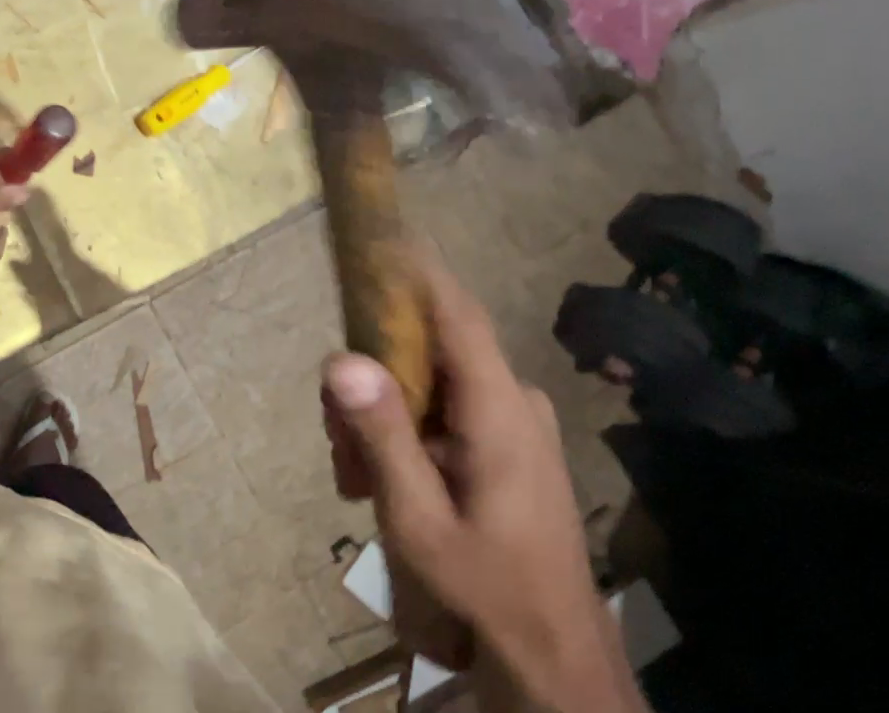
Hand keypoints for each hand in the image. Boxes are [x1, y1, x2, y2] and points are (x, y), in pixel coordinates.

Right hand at [322, 256, 642, 712]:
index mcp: (499, 411)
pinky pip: (441, 412)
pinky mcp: (508, 446)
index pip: (455, 314)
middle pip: (427, 352)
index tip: (380, 232)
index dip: (417, 269)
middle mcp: (513, 403)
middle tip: (335, 442)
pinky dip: (401, 433)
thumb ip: (381, 435)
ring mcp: (514, 424)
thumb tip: (341, 359)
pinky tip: (379, 481)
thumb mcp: (416, 517)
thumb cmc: (484, 587)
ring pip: (428, 384)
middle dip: (370, 378)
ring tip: (354, 477)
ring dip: (380, 415)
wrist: (553, 656)